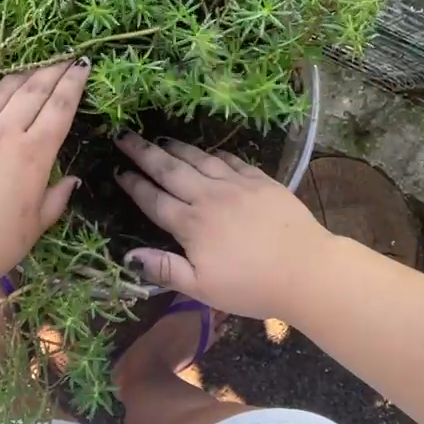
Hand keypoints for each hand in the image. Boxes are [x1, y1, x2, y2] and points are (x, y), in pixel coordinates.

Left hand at [0, 56, 87, 282]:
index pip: (60, 108)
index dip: (74, 83)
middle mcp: (4, 135)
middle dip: (51, 72)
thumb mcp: (37, 226)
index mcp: (34, 154)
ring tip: (28, 68)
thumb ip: (56, 198)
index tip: (83, 64)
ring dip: (15, 77)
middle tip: (63, 59)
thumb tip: (71, 179)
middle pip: (32, 93)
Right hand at [114, 133, 336, 318]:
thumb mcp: (203, 289)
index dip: (134, 185)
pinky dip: (214, 154)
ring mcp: (236, 185)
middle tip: (123, 134)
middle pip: (170, 170)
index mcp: (192, 225)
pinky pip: (231, 160)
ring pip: (199, 159)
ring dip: (177, 147)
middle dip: (143, 152)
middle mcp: (209, 197)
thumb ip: (165, 270)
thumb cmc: (252, 287)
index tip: (117, 170)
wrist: (306, 270)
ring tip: (160, 139)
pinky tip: (207, 151)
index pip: (154, 200)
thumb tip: (128, 256)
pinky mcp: (260, 180)